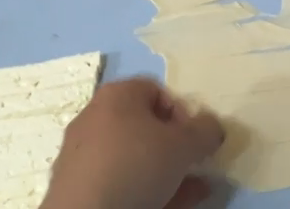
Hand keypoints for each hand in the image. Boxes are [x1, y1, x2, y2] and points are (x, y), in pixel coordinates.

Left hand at [41, 77, 225, 208]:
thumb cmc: (135, 167)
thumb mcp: (184, 145)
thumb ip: (206, 131)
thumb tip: (213, 128)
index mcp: (117, 94)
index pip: (158, 91)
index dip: (183, 113)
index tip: (195, 140)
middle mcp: (95, 118)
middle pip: (145, 127)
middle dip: (174, 148)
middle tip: (193, 166)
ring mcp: (82, 156)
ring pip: (133, 160)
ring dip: (164, 173)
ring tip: (192, 191)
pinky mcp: (76, 190)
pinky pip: (118, 183)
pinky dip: (143, 191)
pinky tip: (169, 206)